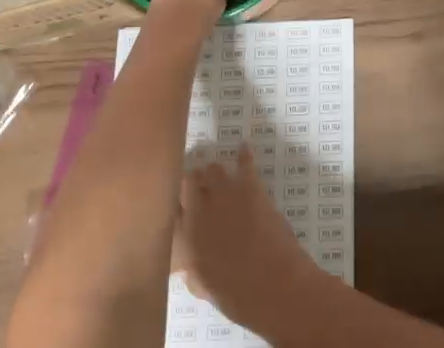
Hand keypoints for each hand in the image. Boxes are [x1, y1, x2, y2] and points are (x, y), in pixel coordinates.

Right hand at [174, 147, 316, 329]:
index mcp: (185, 239)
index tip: (177, 206)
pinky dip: (244, 156)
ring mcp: (225, 196)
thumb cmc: (236, 295)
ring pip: (212, 170)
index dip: (174, 205)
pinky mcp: (251, 188)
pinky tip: (244, 147)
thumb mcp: (203, 285)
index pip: (170, 210)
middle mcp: (199, 212)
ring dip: (212, 173)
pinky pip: (245, 164)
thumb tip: (190, 259)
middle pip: (188, 184)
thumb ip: (192, 267)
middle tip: (196, 188)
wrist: (273, 285)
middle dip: (191, 184)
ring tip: (214, 176)